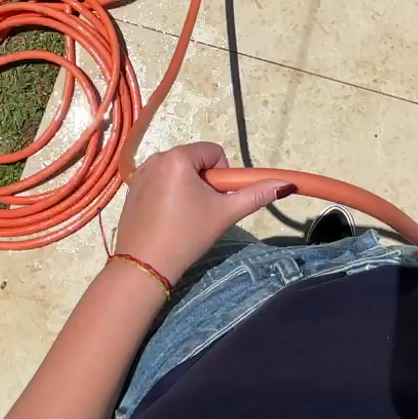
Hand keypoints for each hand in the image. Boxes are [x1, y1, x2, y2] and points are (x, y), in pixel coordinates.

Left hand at [112, 142, 291, 282]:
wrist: (144, 266)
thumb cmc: (187, 236)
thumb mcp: (225, 214)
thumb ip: (255, 195)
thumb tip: (286, 184)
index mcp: (179, 157)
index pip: (214, 152)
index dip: (221, 176)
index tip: (214, 201)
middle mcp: (157, 157)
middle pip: (195, 160)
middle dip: (203, 181)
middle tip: (200, 211)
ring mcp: (141, 172)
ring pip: (177, 170)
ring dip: (186, 186)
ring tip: (183, 216)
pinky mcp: (131, 187)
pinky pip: (159, 179)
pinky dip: (168, 192)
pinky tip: (166, 217)